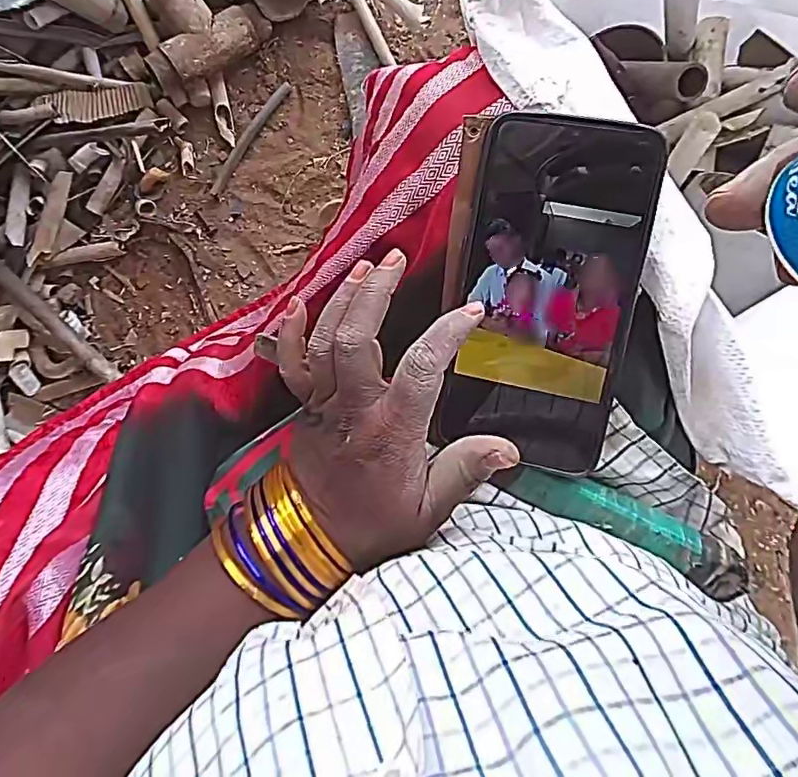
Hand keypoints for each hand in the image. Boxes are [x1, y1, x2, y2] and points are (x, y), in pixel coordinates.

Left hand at [266, 249, 519, 569]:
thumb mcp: (429, 508)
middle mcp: (353, 407)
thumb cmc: (372, 522)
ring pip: (324, 342)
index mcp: (391, 429)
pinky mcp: (304, 402)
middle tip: (394, 262)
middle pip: (356, 340)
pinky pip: (291, 362)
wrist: (312, 536)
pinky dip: (291, 332)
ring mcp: (323, 401)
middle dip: (374, 294)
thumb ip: (465, 472)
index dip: (447, 334)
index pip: (422, 369)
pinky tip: (299, 304)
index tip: (470, 312)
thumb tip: (506, 450)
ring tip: (364, 269)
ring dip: (342, 300)